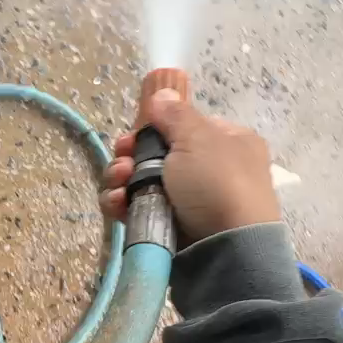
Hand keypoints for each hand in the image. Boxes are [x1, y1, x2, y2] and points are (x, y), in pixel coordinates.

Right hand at [99, 87, 279, 243]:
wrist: (225, 248)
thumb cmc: (217, 184)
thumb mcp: (198, 139)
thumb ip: (175, 115)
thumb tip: (162, 93)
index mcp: (225, 143)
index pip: (181, 128)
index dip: (153, 129)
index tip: (134, 136)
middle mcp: (207, 169)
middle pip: (153, 154)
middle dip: (130, 157)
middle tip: (122, 163)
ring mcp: (185, 200)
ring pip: (139, 181)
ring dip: (121, 179)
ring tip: (119, 185)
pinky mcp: (166, 225)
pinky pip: (135, 207)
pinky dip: (121, 204)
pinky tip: (117, 204)